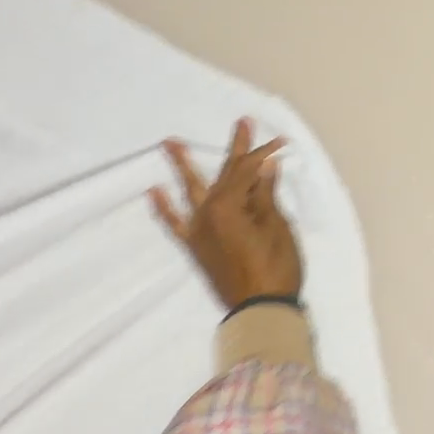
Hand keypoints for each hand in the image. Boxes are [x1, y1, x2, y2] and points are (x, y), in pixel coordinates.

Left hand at [149, 118, 304, 307]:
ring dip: (184, 166)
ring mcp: (198, 230)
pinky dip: (164, 208)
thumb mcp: (278, 228)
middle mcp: (208, 213)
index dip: (264, 154)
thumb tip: (265, 166)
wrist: (259, 310)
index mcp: (230, 206)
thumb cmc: (276, 268)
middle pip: (225, 175)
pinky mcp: (195, 246)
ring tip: (171, 143)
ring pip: (193, 191)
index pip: (249, 171)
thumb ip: (266, 196)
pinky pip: (175, 224)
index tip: (279, 141)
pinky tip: (154, 192)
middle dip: (236, 150)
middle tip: (241, 123)